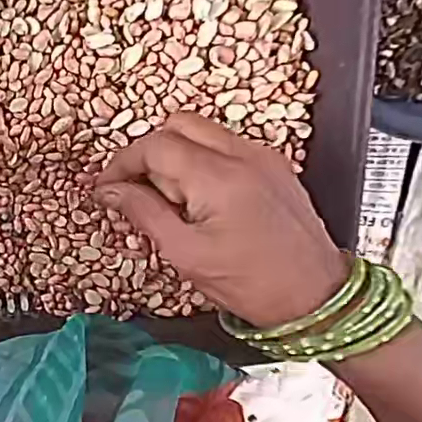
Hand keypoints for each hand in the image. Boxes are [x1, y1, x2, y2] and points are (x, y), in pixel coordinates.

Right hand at [93, 113, 347, 328]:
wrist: (315, 296)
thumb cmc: (249, 282)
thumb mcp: (184, 253)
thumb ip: (143, 213)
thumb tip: (110, 191)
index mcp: (218, 177)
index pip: (154, 146)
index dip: (121, 164)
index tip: (106, 188)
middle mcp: (243, 156)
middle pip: (177, 125)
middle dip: (146, 152)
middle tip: (131, 187)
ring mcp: (263, 158)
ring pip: (201, 131)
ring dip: (172, 155)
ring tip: (164, 197)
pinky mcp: (273, 167)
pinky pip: (224, 146)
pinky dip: (198, 161)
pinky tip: (194, 199)